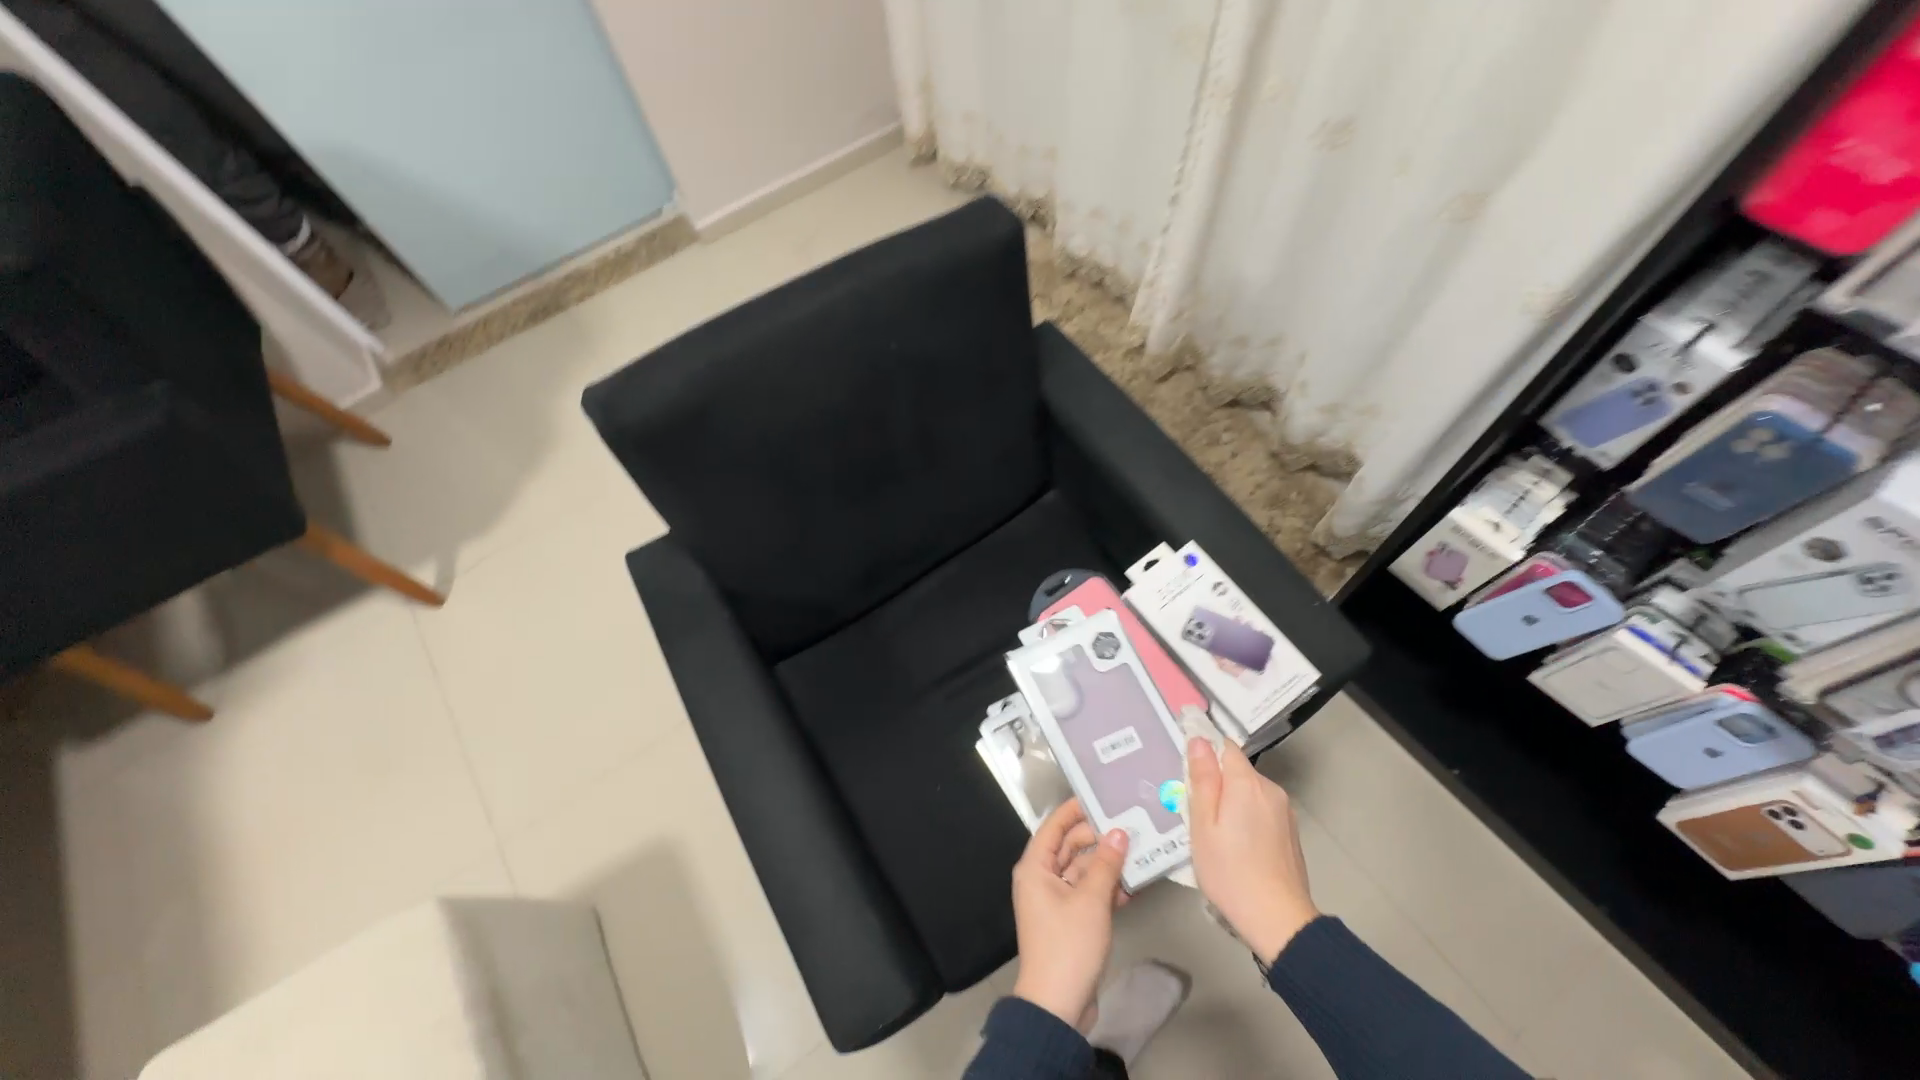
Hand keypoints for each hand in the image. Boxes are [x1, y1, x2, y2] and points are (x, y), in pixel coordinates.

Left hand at [1010, 798, 1129, 1025]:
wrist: (1057, 1004)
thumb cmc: (1068, 945)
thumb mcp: (1091, 900)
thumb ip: (1106, 864)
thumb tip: (1119, 832)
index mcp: (1035, 868)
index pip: (1054, 826)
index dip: (1074, 810)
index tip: (1100, 795)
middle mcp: (1041, 879)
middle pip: (1070, 847)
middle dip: (1099, 837)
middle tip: (1131, 823)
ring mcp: (1056, 900)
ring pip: (1083, 870)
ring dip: (1108, 864)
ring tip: (1140, 851)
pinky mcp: (1070, 920)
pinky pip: (1088, 893)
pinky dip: (1107, 888)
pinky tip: (1133, 885)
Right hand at [1186, 737, 1318, 962]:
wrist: (1277, 918)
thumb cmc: (1230, 871)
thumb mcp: (1203, 825)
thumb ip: (1203, 780)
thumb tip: (1199, 741)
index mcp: (1247, 784)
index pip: (1225, 747)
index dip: (1204, 752)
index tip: (1186, 772)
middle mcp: (1271, 790)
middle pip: (1238, 771)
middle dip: (1216, 782)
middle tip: (1194, 812)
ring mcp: (1284, 812)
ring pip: (1250, 792)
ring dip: (1231, 802)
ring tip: (1213, 833)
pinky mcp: (1290, 832)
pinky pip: (1262, 811)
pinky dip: (1246, 818)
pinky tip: (1237, 846)